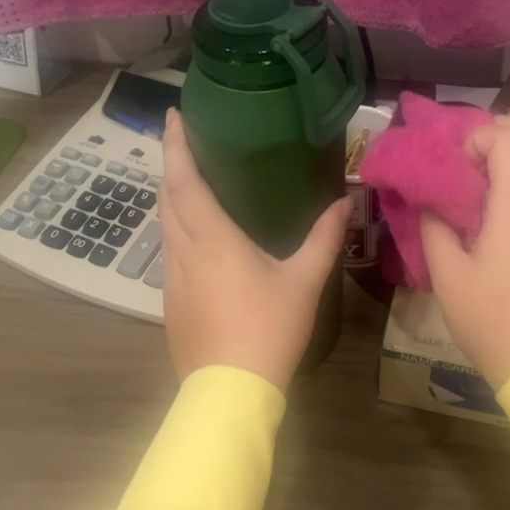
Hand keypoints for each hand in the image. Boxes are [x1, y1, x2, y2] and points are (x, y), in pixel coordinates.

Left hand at [159, 109, 352, 390]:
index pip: (185, 180)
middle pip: (167, 196)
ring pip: (164, 223)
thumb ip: (324, 237)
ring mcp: (172, 277)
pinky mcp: (170, 300)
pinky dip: (174, 224)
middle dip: (171, 163)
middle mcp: (184, 250)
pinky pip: (168, 248)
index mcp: (213, 238)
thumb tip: (345, 201)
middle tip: (181, 137)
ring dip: (170, 194)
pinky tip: (192, 231)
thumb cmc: (268, 328)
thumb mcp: (304, 280)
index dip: (175, 146)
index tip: (172, 116)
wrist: (229, 392)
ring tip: (185, 175)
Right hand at [420, 117, 509, 388]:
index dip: (479, 139)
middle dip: (500, 130)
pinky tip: (494, 195)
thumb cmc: (490, 317)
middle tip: (468, 152)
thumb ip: (434, 227)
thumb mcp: (447, 274)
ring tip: (479, 170)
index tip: (456, 166)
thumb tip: (428, 199)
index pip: (508, 140)